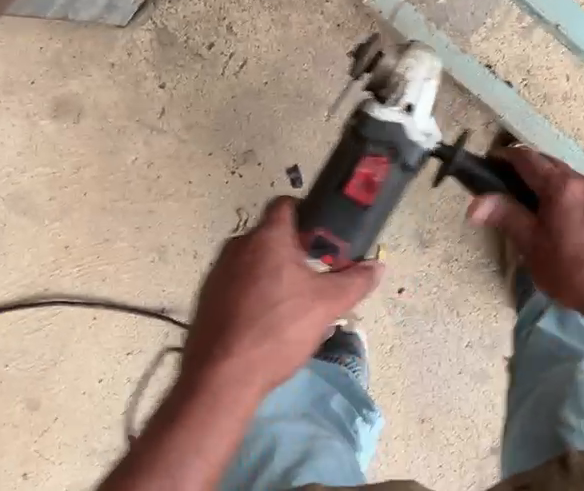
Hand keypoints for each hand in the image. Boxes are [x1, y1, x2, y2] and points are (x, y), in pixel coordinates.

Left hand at [179, 198, 383, 398]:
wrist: (221, 380)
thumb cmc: (278, 329)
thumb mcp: (327, 305)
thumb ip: (355, 281)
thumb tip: (377, 267)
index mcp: (267, 237)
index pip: (285, 203)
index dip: (307, 213)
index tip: (321, 235)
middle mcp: (238, 246)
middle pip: (270, 236)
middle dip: (293, 250)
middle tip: (314, 274)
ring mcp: (217, 274)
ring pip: (253, 262)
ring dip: (272, 273)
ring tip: (292, 302)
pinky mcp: (205, 301)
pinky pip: (236, 285)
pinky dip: (252, 294)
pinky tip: (266, 323)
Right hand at [465, 146, 583, 330]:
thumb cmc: (571, 270)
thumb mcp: (531, 246)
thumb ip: (505, 216)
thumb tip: (474, 203)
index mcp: (560, 185)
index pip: (526, 158)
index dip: (504, 156)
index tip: (486, 161)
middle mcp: (579, 180)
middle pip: (545, 161)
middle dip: (522, 164)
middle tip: (499, 181)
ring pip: (561, 173)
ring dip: (540, 176)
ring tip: (521, 197)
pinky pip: (573, 185)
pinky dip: (556, 187)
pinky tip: (548, 210)